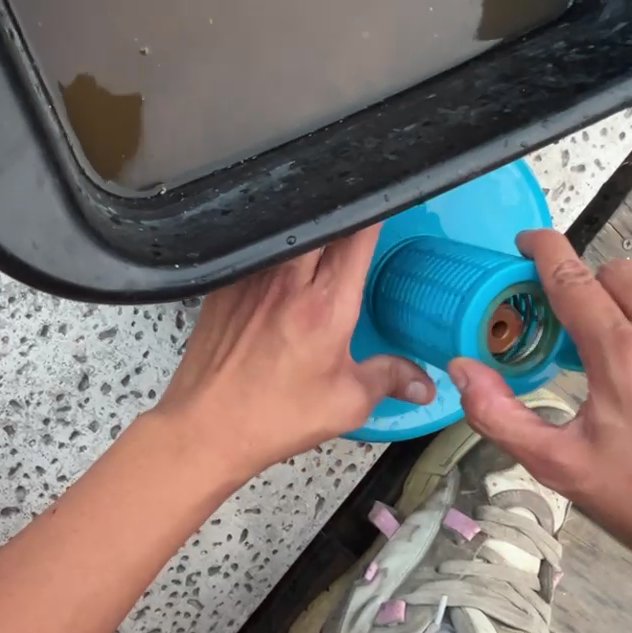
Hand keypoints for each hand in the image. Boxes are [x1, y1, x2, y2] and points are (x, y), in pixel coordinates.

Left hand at [153, 225, 434, 481]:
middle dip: (339, 213)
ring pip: (285, 231)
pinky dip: (272, 248)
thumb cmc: (275, 417)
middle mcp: (287, 281)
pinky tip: (278, 261)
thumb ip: (389, 380)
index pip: (357, 236)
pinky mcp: (223, 287)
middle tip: (352, 215)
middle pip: (319, 222)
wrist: (206, 427)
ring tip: (318, 233)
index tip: (381, 204)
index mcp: (325, 305)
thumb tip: (425, 383)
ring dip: (305, 227)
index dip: (372, 212)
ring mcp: (251, 279)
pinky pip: (254, 252)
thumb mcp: (345, 403)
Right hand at [449, 230, 631, 632]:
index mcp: (624, 354)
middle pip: (620, 272)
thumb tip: (461, 369)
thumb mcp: (562, 468)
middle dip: (588, 283)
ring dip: (629, 300)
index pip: (573, 279)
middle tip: (570, 324)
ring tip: (618, 348)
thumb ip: (498, 414)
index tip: (528, 240)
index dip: (545, 250)